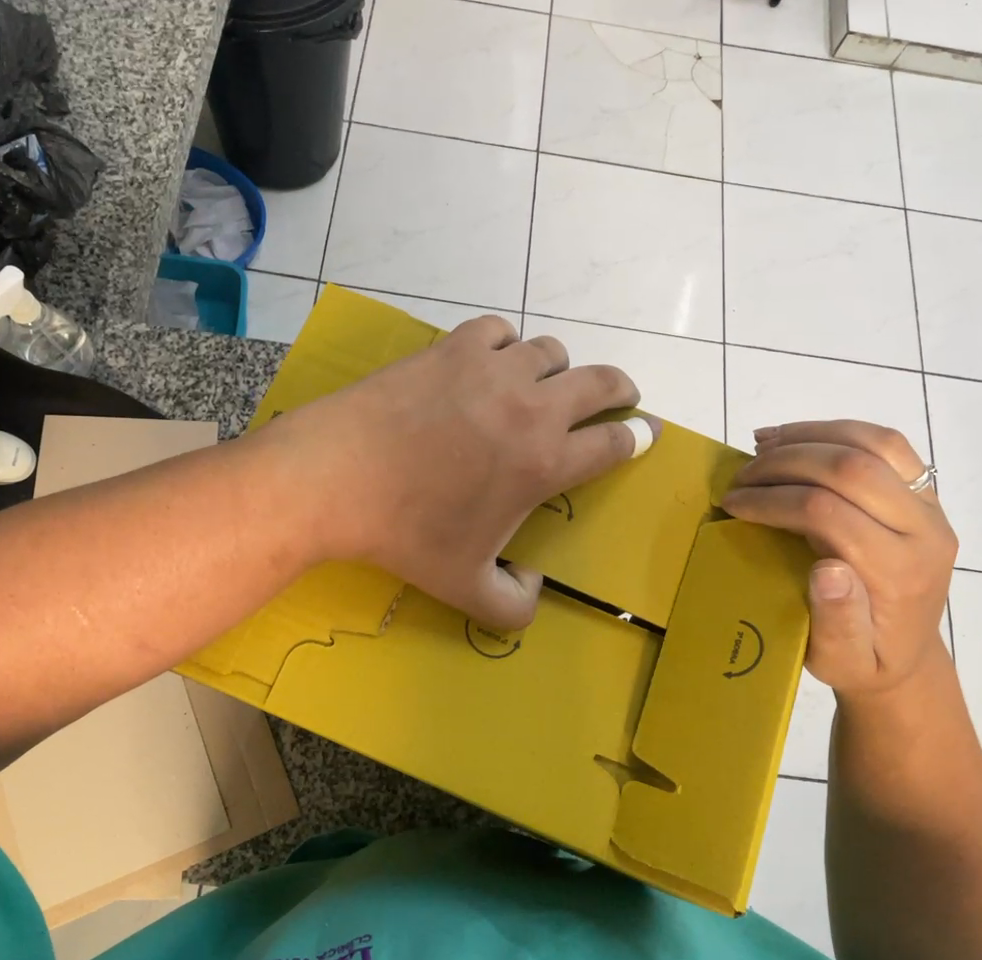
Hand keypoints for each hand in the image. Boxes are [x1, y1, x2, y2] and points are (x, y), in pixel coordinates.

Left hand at [263, 315, 652, 629]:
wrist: (337, 479)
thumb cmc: (405, 535)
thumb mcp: (464, 590)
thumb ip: (514, 607)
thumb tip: (535, 586)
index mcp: (544, 464)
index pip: (613, 444)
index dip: (637, 440)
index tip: (645, 435)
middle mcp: (532, 408)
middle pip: (601, 382)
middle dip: (621, 390)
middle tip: (620, 398)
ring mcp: (492, 371)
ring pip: (550, 351)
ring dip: (559, 368)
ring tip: (546, 385)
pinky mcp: (452, 349)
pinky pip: (498, 330)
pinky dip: (506, 344)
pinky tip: (493, 361)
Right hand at [720, 421, 954, 696]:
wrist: (906, 653)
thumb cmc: (861, 660)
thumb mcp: (841, 661)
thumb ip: (838, 623)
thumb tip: (827, 570)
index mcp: (900, 572)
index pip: (829, 512)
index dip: (773, 500)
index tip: (732, 504)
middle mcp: (926, 530)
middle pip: (853, 467)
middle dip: (785, 462)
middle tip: (740, 476)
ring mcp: (931, 504)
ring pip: (873, 442)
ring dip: (810, 435)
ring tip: (761, 446)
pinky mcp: (924, 490)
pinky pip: (885, 442)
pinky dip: (836, 430)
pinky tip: (795, 439)